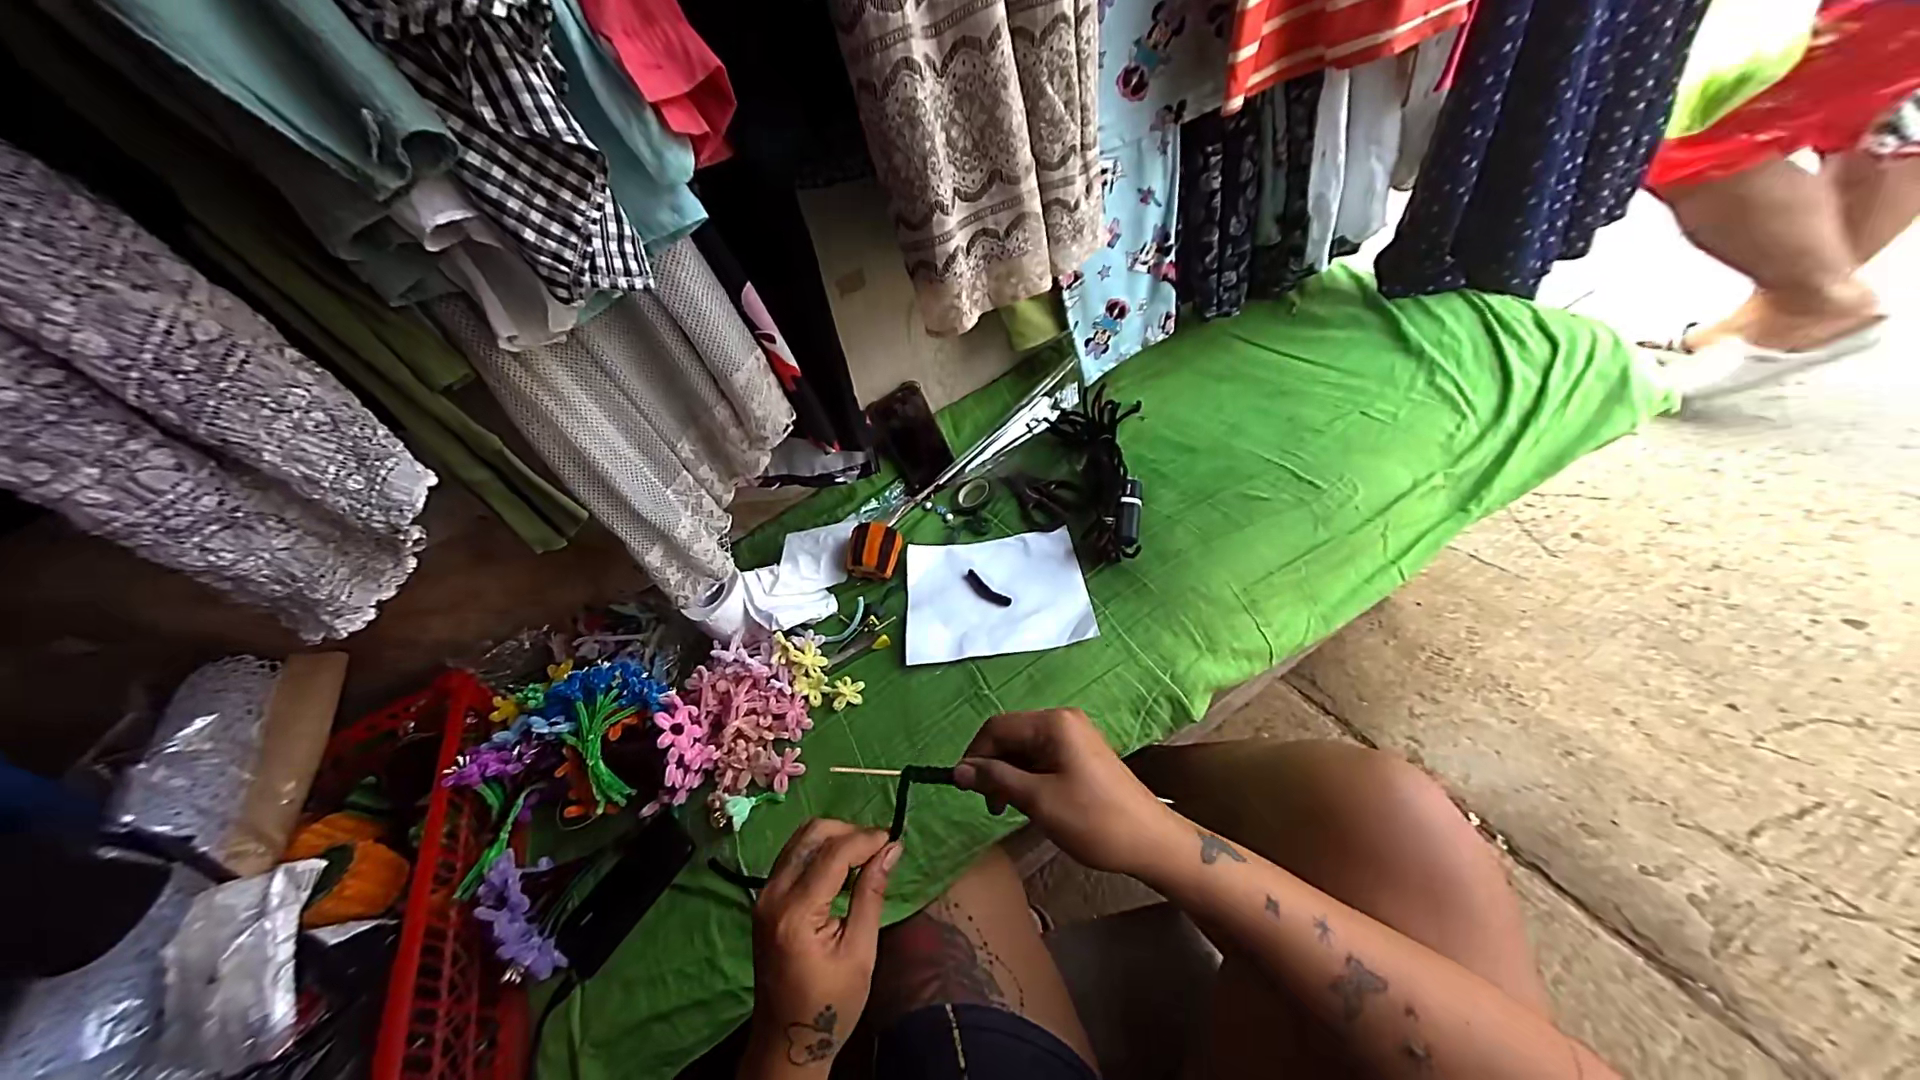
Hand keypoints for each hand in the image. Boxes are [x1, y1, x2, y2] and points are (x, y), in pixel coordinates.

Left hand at [742, 819, 900, 1076]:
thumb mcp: (860, 952)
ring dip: (834, 838)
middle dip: (849, 832)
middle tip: (878, 848)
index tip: (892, 840)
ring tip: (864, 855)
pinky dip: (820, 850)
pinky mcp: (765, 898)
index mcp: (795, 913)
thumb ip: (871, 894)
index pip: (833, 854)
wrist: (787, 1041)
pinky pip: (793, 856)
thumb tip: (891, 849)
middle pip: (812, 834)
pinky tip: (842, 867)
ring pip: (800, 839)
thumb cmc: (829, 1004)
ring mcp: (764, 895)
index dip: (866, 839)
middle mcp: (773, 895)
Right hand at [950, 708, 1180, 876]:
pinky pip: (1042, 756)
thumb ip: (996, 779)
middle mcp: (1063, 720)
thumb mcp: (1038, 800)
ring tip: (1007, 807)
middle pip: (1011, 735)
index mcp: (1053, 723)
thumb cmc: (1094, 820)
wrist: (1152, 842)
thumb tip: (958, 770)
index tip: (964, 789)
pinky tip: (1029, 801)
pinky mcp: (1082, 753)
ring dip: (1009, 774)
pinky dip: (1028, 776)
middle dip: (993, 766)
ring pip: (1025, 747)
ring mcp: (1075, 735)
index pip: (997, 727)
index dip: (975, 755)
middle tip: (989, 805)